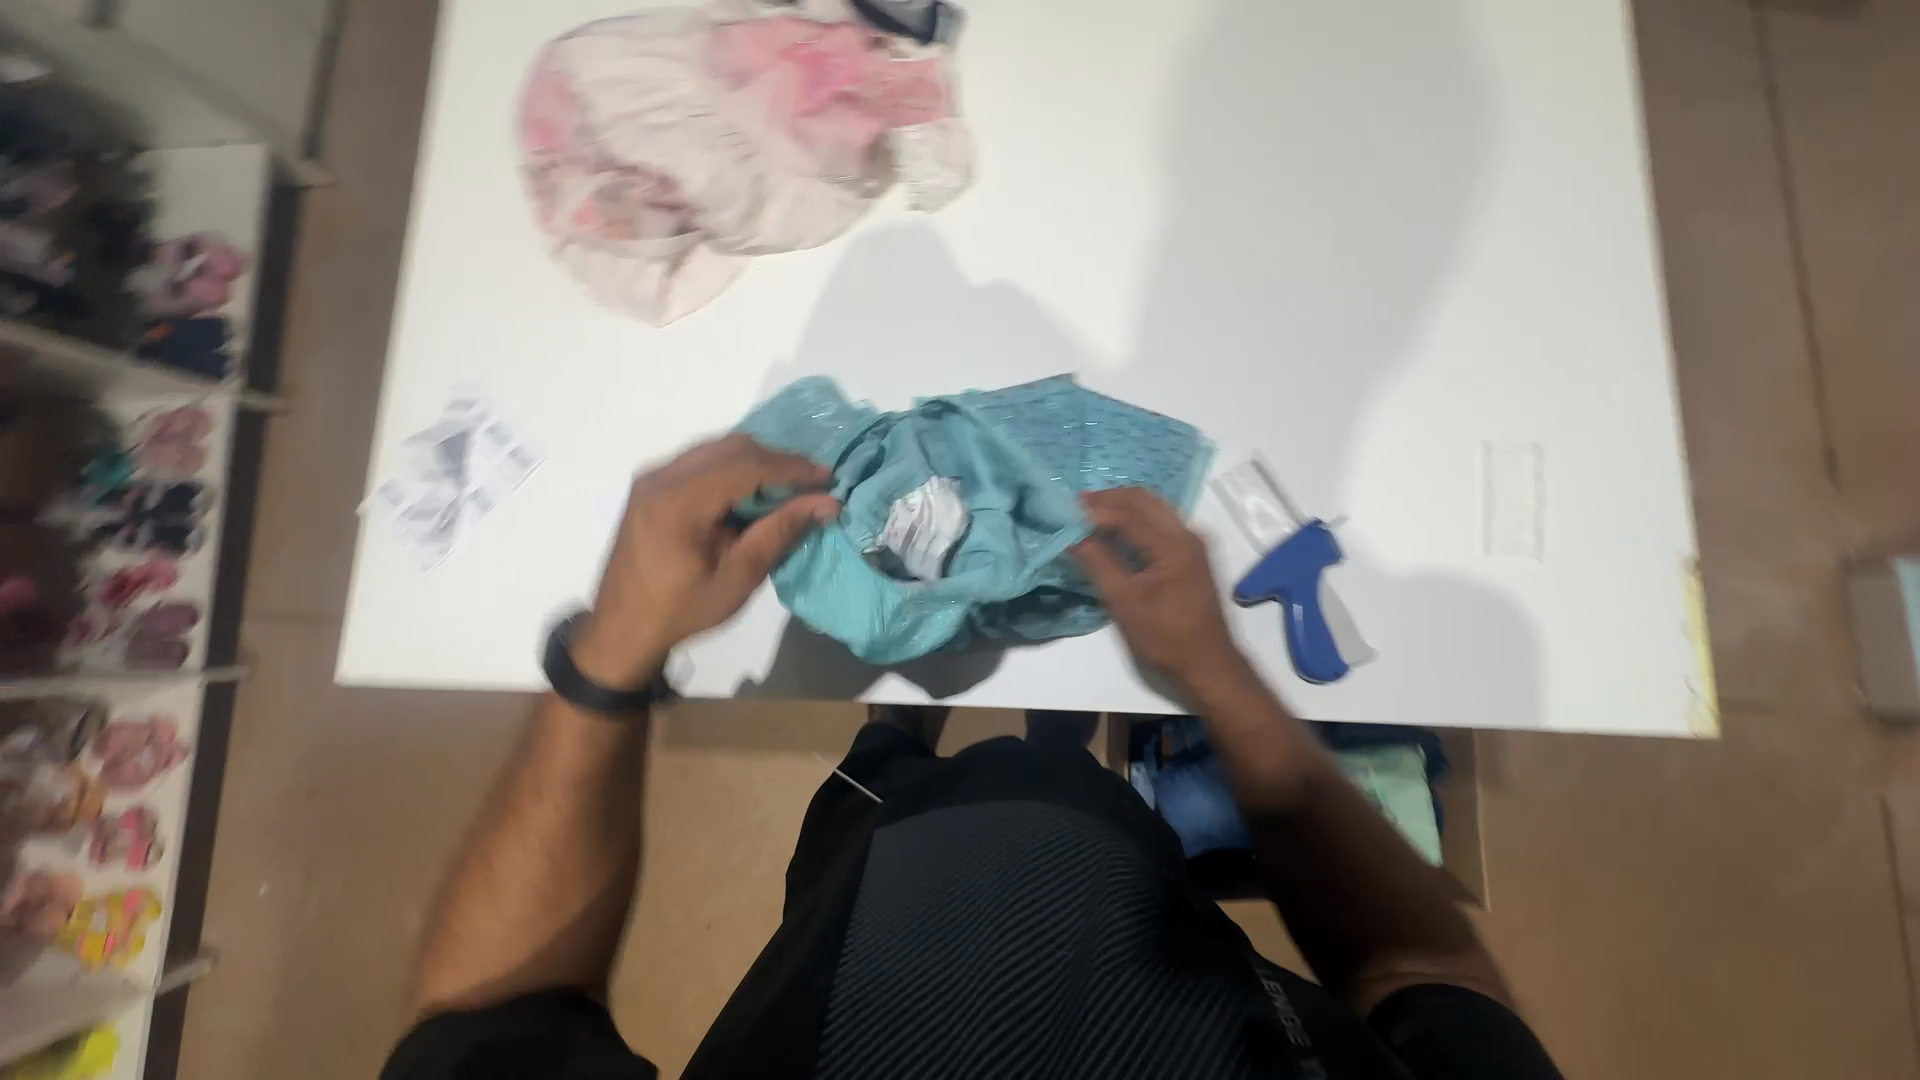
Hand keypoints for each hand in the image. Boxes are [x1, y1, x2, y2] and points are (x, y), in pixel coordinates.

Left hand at [572, 435, 839, 686]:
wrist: (622, 628)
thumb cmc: (682, 610)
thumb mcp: (739, 577)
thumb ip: (781, 532)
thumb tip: (827, 502)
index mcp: (678, 502)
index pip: (746, 464)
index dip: (792, 468)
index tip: (828, 479)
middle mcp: (661, 477)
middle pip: (732, 448)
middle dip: (778, 461)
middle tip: (812, 485)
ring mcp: (653, 477)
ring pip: (717, 449)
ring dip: (757, 462)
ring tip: (789, 488)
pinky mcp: (652, 485)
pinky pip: (702, 460)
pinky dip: (734, 468)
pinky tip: (754, 492)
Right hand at [1072, 487, 1245, 689]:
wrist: (1208, 664)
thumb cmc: (1165, 638)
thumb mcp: (1124, 602)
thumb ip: (1098, 563)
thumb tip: (1073, 537)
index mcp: (1172, 545)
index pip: (1128, 512)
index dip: (1096, 508)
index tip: (1067, 510)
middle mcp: (1187, 534)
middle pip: (1144, 500)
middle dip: (1109, 499)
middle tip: (1077, 508)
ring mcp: (1193, 543)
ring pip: (1154, 508)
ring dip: (1123, 507)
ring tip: (1092, 517)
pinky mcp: (1192, 554)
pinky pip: (1161, 521)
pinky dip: (1136, 519)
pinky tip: (1117, 532)